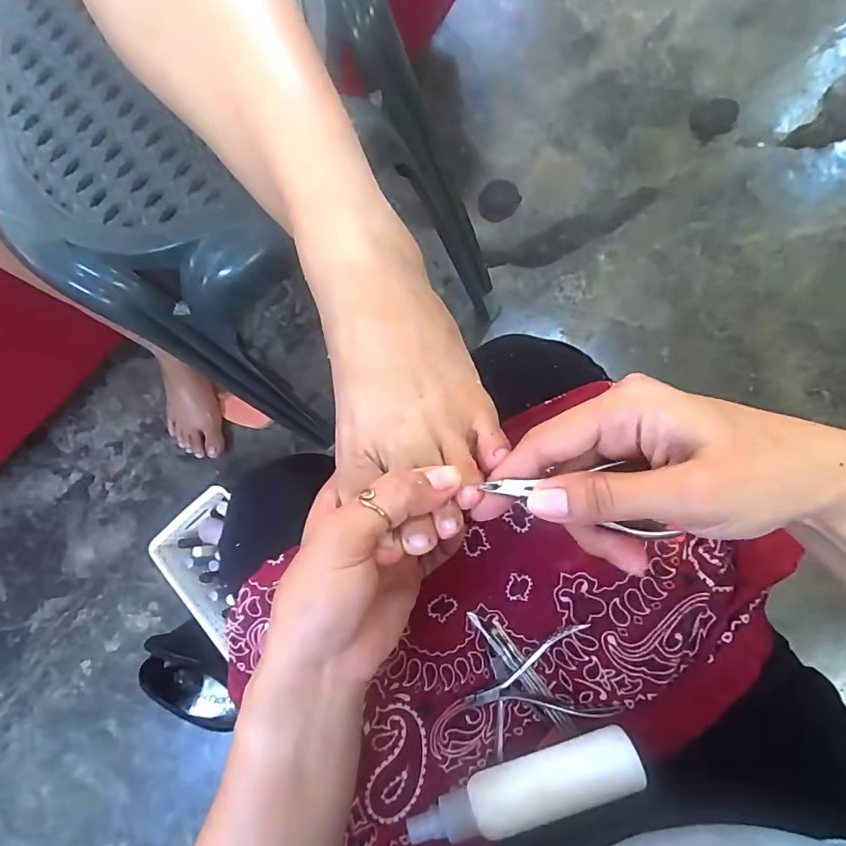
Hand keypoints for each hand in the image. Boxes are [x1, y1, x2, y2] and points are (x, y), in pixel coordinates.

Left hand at [259, 465, 465, 687]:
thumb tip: (448, 476)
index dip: (422, 470)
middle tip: (447, 516)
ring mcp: (395, 542)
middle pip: (417, 489)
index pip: (392, 466)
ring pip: (432, 514)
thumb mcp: (346, 535)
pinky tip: (457, 539)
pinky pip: (440, 544)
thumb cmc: (323, 592)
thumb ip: (392, 499)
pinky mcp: (414, 569)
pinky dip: (452, 540)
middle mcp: (373, 514)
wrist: (326, 662)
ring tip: (448, 532)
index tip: (451, 477)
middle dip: (436, 498)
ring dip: (446, 518)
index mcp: (346, 495)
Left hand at [305, 229, 506, 553]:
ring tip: (470, 511)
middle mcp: (403, 442)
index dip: (393, 529)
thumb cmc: (356, 360)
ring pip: (460, 479)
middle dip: (433, 525)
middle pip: (424, 499)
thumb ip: (366, 464)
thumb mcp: (349, 421)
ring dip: (466, 502)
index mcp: (363, 448)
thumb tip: (387, 500)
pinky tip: (497, 473)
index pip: (379, 504)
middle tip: (443, 536)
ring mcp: (442, 421)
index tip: (405, 546)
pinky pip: (491, 444)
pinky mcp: (473, 399)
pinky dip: (496, 464)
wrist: (378, 299)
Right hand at [470, 374, 845, 573]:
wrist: (819, 481)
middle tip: (614, 556)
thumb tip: (532, 501)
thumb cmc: (760, 479)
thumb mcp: (682, 496)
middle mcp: (618, 416)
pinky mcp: (638, 462)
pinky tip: (643, 550)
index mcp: (625, 407)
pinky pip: (605, 497)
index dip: (510, 476)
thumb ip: (604, 498)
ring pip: (581, 491)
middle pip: (562, 470)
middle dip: (579, 519)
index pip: (547, 440)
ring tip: (638, 559)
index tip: (479, 514)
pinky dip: (617, 527)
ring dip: (602, 531)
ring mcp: (628, 440)